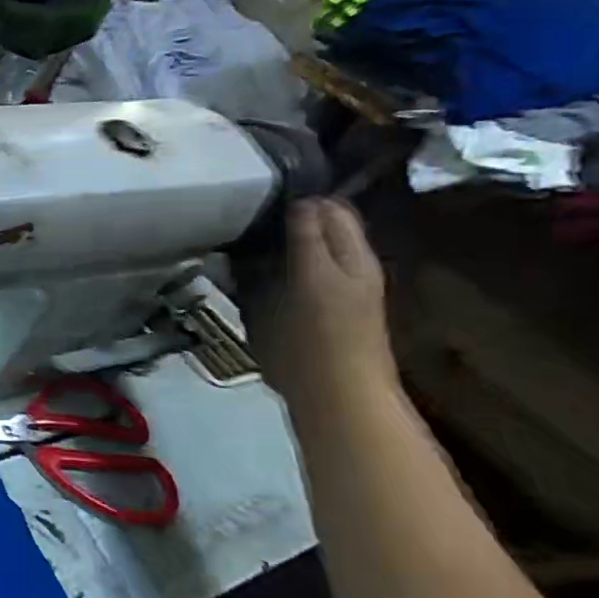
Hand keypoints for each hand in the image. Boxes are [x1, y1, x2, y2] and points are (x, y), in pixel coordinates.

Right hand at [267, 198, 396, 401]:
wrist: (337, 399)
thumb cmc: (324, 336)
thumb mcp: (316, 278)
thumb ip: (310, 238)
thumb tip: (301, 200)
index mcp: (354, 255)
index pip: (332, 207)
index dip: (301, 199)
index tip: (262, 198)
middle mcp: (349, 269)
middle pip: (320, 230)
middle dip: (288, 222)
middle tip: (248, 222)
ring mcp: (333, 294)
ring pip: (305, 255)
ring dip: (279, 249)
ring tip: (244, 246)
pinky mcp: (315, 317)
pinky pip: (294, 279)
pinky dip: (275, 272)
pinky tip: (252, 279)